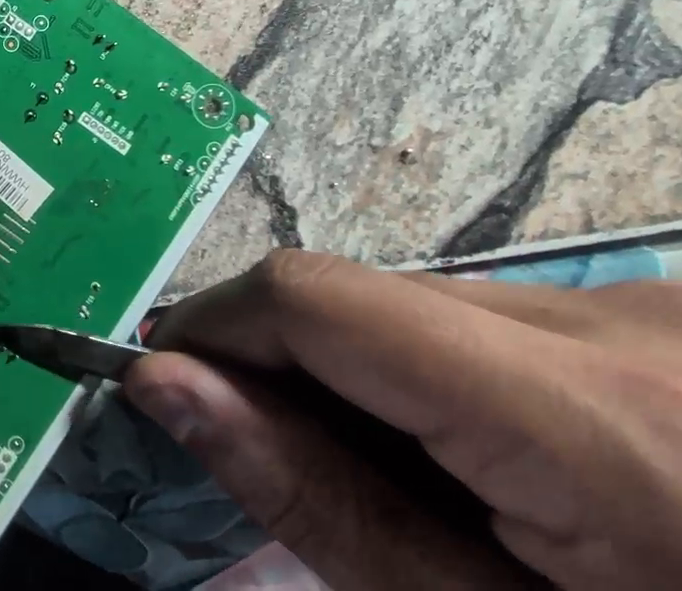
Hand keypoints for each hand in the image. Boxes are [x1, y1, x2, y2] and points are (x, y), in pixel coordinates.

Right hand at [123, 250, 681, 589]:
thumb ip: (316, 499)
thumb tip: (165, 383)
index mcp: (601, 421)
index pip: (318, 297)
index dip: (216, 328)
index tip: (175, 391)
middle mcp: (637, 322)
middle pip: (363, 296)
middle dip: (290, 365)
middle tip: (293, 468)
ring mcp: (666, 306)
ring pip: (418, 302)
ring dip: (367, 374)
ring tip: (419, 484)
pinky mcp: (670, 312)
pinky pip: (487, 316)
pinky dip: (439, 373)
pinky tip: (492, 461)